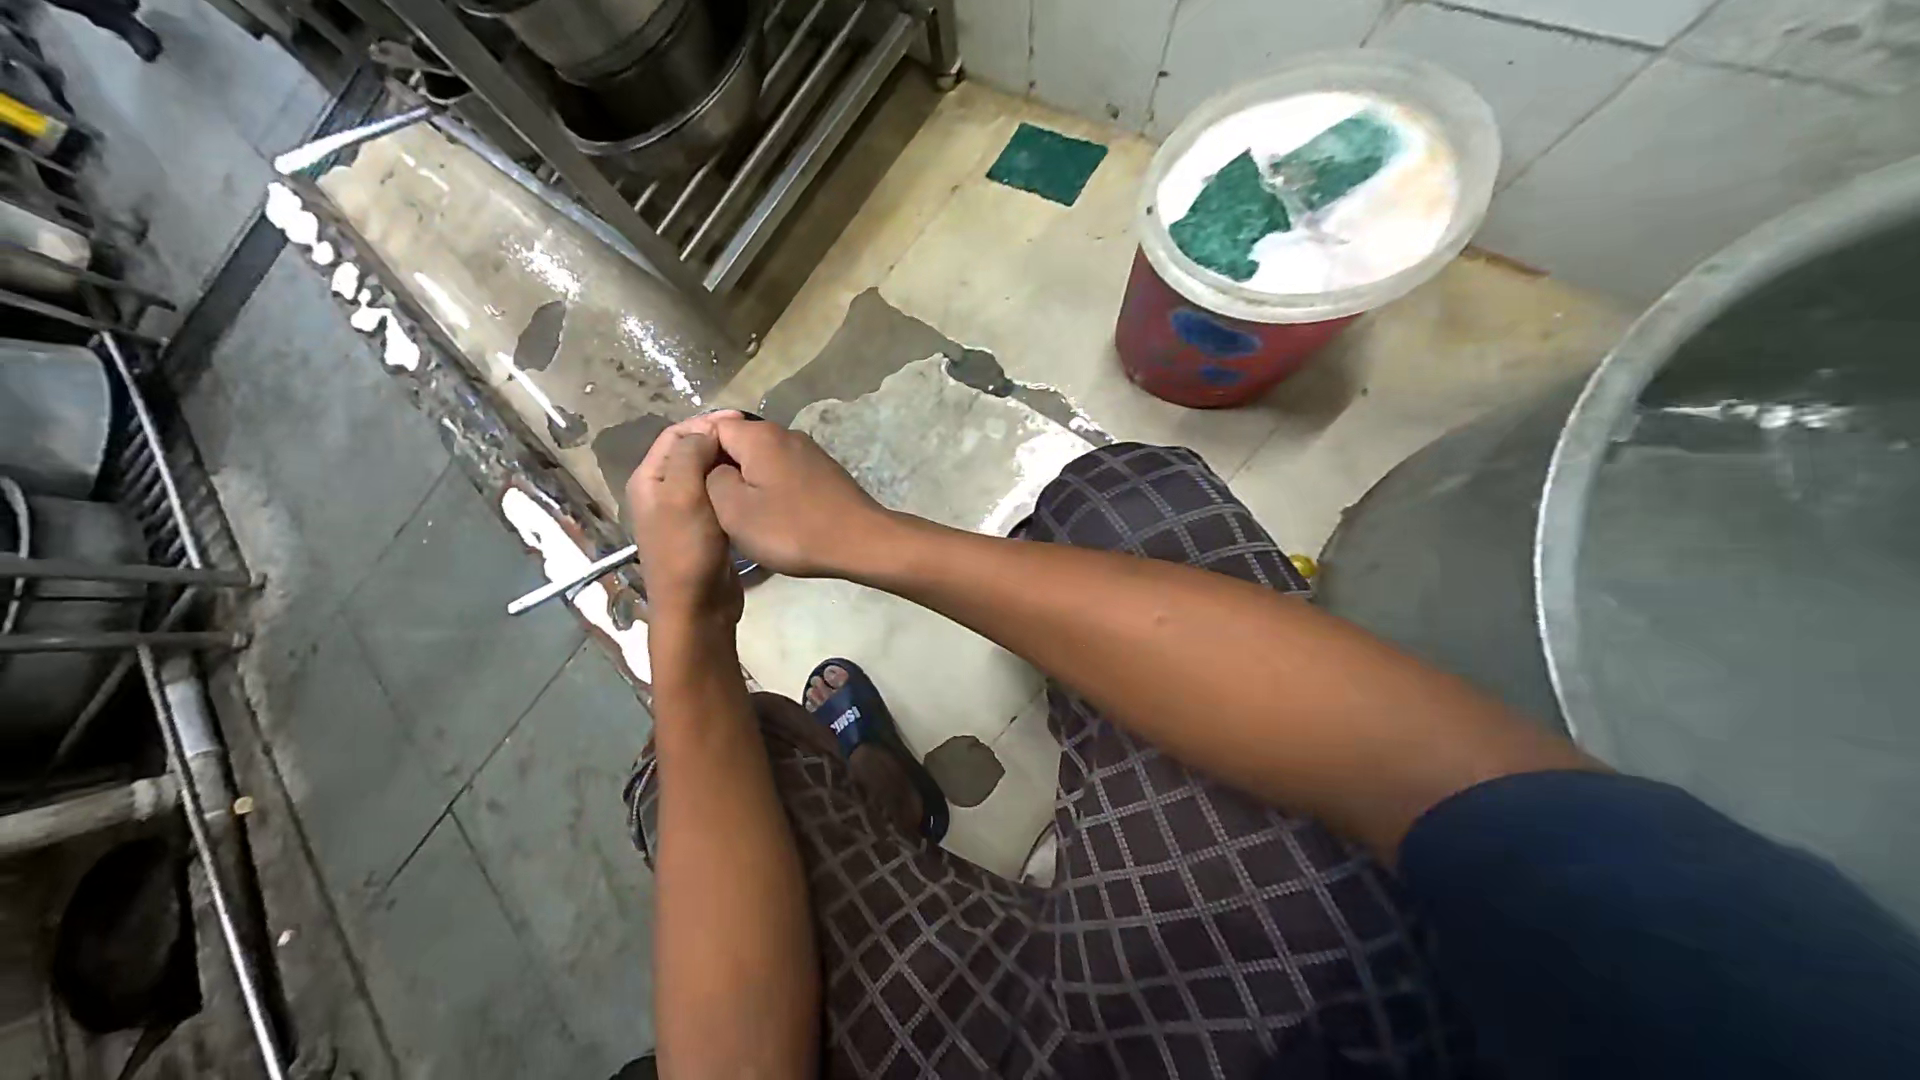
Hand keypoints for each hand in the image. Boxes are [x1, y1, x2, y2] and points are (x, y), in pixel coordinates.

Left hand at [627, 412, 742, 628]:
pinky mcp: (703, 529)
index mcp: (650, 479)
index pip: (676, 435)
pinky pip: (717, 496)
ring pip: (706, 474)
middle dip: (719, 441)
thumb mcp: (685, 496)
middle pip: (690, 452)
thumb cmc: (687, 550)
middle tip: (755, 437)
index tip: (741, 419)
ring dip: (728, 462)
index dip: (706, 422)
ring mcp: (683, 512)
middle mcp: (662, 492)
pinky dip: (733, 485)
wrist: (696, 606)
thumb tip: (708, 431)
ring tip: (758, 457)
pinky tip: (754, 485)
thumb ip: (692, 456)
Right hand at [704, 417, 897, 578]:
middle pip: (739, 444)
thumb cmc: (792, 529)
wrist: (860, 542)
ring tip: (743, 515)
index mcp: (759, 436)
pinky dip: (774, 490)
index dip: (696, 456)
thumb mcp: (734, 510)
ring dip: (750, 483)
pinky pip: (785, 474)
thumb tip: (713, 468)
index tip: (693, 488)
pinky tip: (775, 516)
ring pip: (763, 460)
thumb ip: (710, 480)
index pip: (710, 429)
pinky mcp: (824, 472)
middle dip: (723, 471)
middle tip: (715, 506)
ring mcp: (809, 452)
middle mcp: (785, 433)